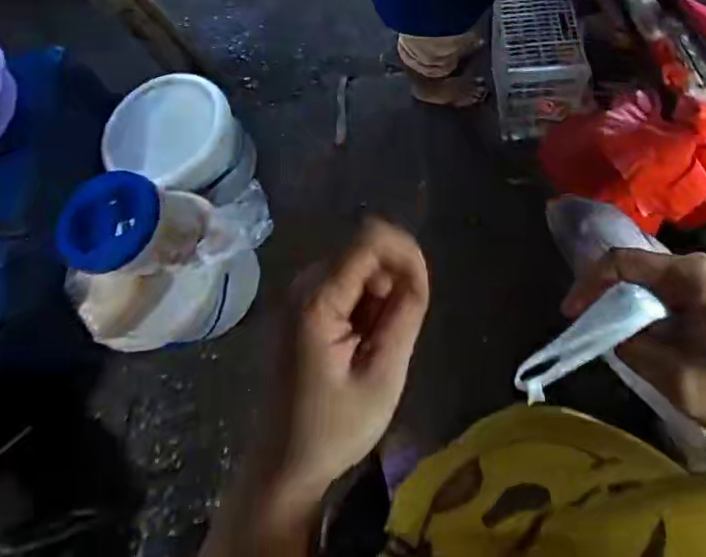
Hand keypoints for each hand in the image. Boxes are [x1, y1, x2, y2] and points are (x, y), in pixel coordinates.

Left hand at [266, 218, 429, 499]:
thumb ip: (404, 313)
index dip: (404, 254)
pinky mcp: (299, 306)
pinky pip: (343, 283)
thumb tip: (416, 266)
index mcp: (316, 300)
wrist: (283, 464)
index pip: (369, 241)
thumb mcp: (384, 375)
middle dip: (392, 280)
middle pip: (363, 251)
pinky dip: (363, 303)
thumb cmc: (335, 428)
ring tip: (377, 344)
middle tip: (396, 332)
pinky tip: (362, 342)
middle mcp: (301, 284)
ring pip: (356, 266)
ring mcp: (297, 294)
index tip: (422, 291)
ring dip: (379, 294)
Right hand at [562, 249, 705, 457]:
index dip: (589, 284)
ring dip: (626, 312)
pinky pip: (663, 302)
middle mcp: (695, 269)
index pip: (620, 262)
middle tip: (585, 330)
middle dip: (605, 298)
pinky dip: (645, 320)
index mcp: (690, 274)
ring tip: (609, 341)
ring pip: (646, 289)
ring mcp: (704, 285)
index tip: (571, 314)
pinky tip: (641, 345)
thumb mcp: (681, 380)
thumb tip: (607, 333)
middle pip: (632, 271)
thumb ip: (634, 350)